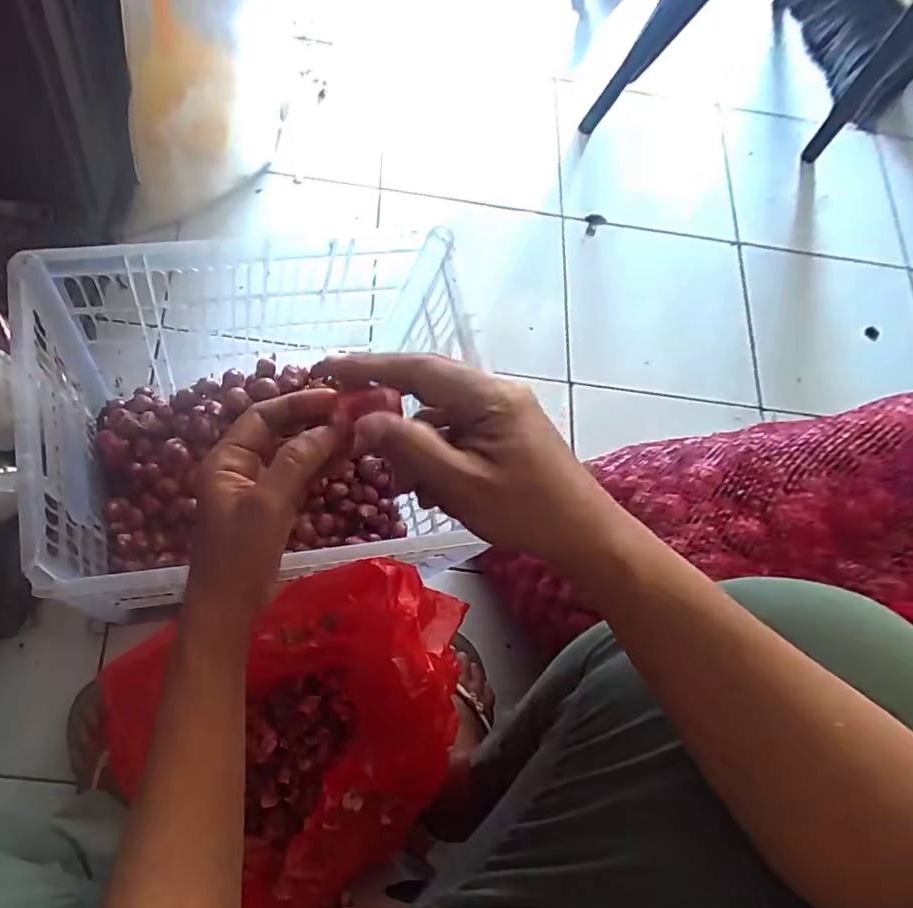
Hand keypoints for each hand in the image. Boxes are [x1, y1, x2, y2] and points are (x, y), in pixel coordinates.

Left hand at [187, 387, 341, 616]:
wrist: (228, 608)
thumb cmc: (239, 556)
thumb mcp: (267, 504)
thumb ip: (296, 461)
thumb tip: (330, 426)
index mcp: (225, 460)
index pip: (261, 415)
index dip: (297, 402)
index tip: (336, 397)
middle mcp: (237, 469)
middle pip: (277, 432)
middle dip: (312, 422)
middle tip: (353, 415)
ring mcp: (253, 490)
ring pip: (289, 456)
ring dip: (318, 445)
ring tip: (354, 435)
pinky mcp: (269, 511)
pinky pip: (294, 480)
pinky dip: (316, 470)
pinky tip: (341, 462)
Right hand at [313, 353, 623, 570]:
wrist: (584, 535)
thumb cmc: (525, 512)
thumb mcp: (459, 483)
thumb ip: (410, 447)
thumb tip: (363, 420)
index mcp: (488, 398)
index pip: (418, 369)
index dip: (369, 366)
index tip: (328, 367)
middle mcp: (493, 394)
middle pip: (424, 387)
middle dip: (383, 405)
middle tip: (344, 420)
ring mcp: (498, 413)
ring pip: (435, 416)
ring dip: (409, 445)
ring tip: (399, 483)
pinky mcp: (499, 433)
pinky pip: (451, 434)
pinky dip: (430, 456)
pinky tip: (424, 488)